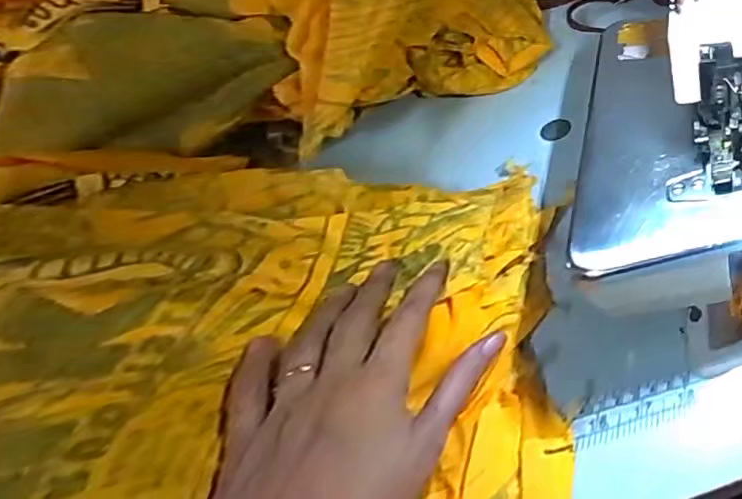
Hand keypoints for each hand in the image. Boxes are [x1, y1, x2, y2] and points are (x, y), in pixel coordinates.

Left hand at [214, 260, 506, 498]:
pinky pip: (246, 392)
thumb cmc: (371, 494)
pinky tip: (261, 343)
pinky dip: (254, 364)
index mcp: (378, 381)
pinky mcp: (245, 438)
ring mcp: (284, 408)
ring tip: (340, 290)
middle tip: (387, 265)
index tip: (437, 264)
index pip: (407, 321)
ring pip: (305, 346)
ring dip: (325, 313)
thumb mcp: (425, 444)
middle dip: (374, 290)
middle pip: (355, 324)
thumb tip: (496, 336)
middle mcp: (331, 382)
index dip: (424, 289)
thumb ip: (457, 386)